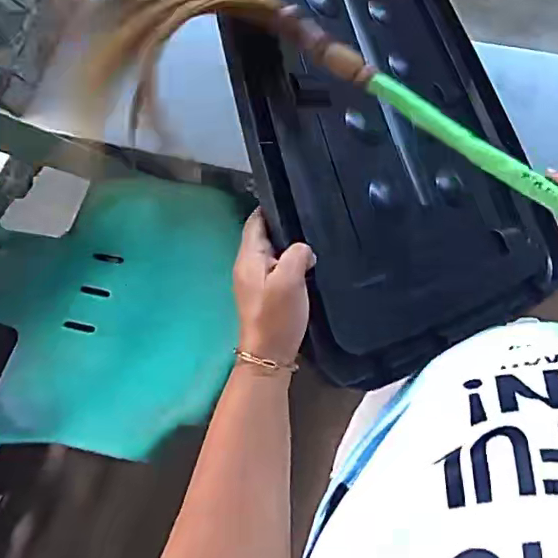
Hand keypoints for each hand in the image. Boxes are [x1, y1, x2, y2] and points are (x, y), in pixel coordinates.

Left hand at [232, 209, 313, 365]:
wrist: (268, 357)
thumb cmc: (276, 316)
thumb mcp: (290, 280)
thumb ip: (297, 253)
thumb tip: (304, 248)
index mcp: (248, 257)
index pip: (255, 221)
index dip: (270, 208)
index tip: (293, 199)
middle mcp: (246, 265)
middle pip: (262, 234)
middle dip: (283, 225)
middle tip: (309, 217)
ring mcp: (253, 280)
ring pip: (271, 251)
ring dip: (288, 245)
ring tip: (312, 238)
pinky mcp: (263, 293)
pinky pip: (275, 267)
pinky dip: (289, 261)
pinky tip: (306, 263)